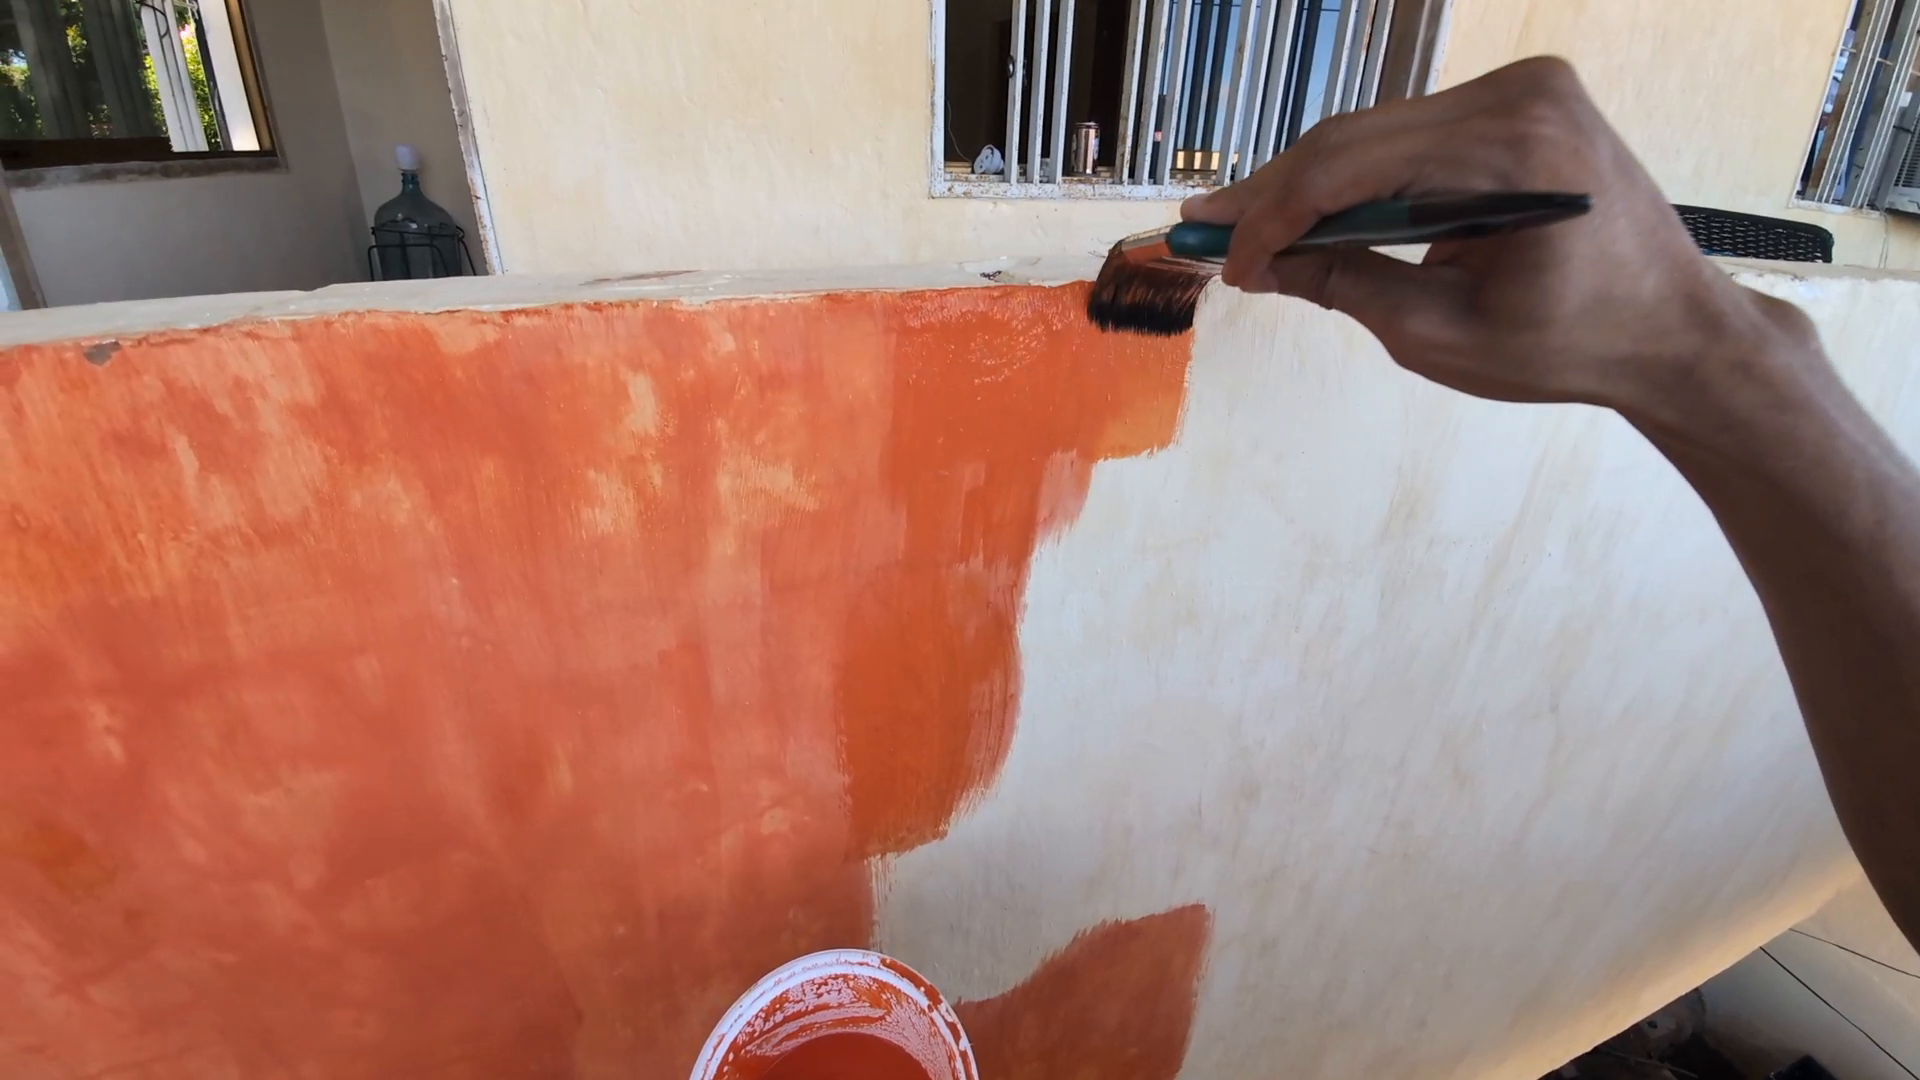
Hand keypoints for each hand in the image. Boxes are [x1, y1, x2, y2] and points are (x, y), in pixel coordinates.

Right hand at [1180, 57, 1808, 424]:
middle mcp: (1514, 94)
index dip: (1270, 219)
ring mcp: (1516, 94)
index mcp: (1510, 147)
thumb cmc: (1563, 346)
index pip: (1346, 170)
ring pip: (1363, 137)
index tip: (1224, 266)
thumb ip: (1342, 285)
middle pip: (1348, 141)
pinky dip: (1341, 184)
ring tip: (1234, 226)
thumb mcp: (1432, 330)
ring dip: (1295, 187)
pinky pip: (1396, 143)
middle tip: (1198, 226)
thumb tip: (1259, 265)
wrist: (1668, 330)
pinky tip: (1297, 213)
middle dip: (1267, 194)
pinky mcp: (1509, 112)